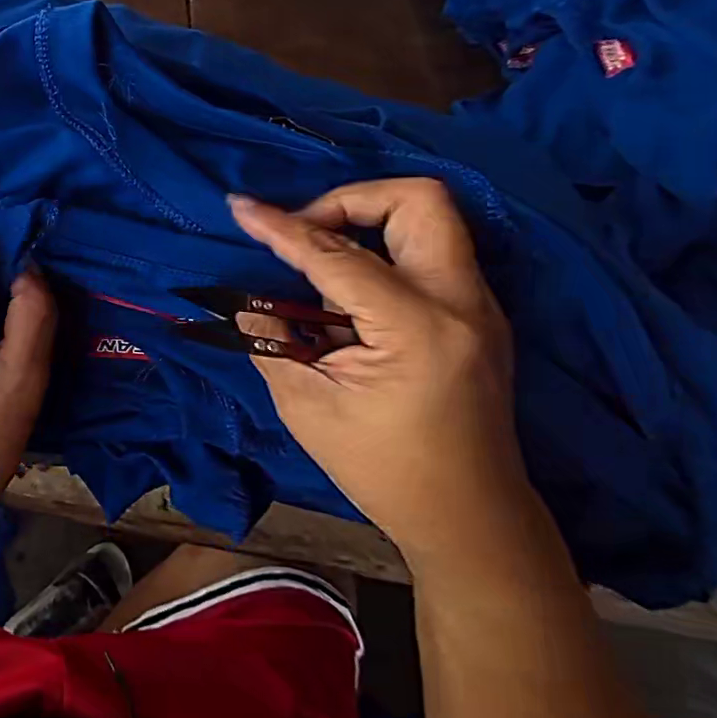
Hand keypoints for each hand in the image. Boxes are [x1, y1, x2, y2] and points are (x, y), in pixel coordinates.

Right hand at [228, 180, 524, 559]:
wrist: (471, 517)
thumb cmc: (381, 468)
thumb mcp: (305, 405)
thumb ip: (270, 340)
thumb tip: (246, 302)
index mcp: (416, 328)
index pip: (336, 254)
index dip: (281, 227)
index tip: (239, 208)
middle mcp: (460, 302)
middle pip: (418, 200)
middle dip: (348, 200)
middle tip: (302, 231)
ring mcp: (477, 305)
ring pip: (428, 218)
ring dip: (365, 220)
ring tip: (316, 261)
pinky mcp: (475, 312)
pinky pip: (426, 250)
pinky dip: (379, 247)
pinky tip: (344, 291)